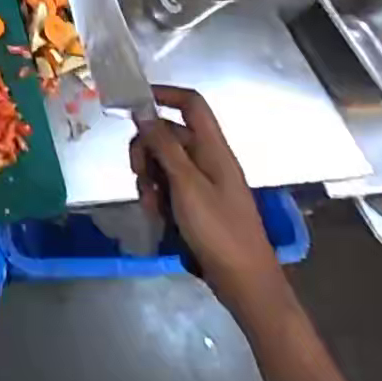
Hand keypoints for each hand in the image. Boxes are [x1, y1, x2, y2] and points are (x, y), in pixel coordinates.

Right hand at [130, 85, 280, 291]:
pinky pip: (168, 186)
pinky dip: (157, 196)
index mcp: (214, 148)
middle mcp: (208, 159)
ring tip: (150, 204)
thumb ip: (165, 147)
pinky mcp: (196, 204)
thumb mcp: (187, 186)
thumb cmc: (219, 231)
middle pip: (169, 134)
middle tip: (138, 172)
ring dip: (149, 177)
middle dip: (147, 149)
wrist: (246, 285)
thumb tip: (144, 113)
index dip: (165, 95)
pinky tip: (156, 216)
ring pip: (164, 162)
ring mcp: (203, 183)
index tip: (134, 103)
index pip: (191, 104)